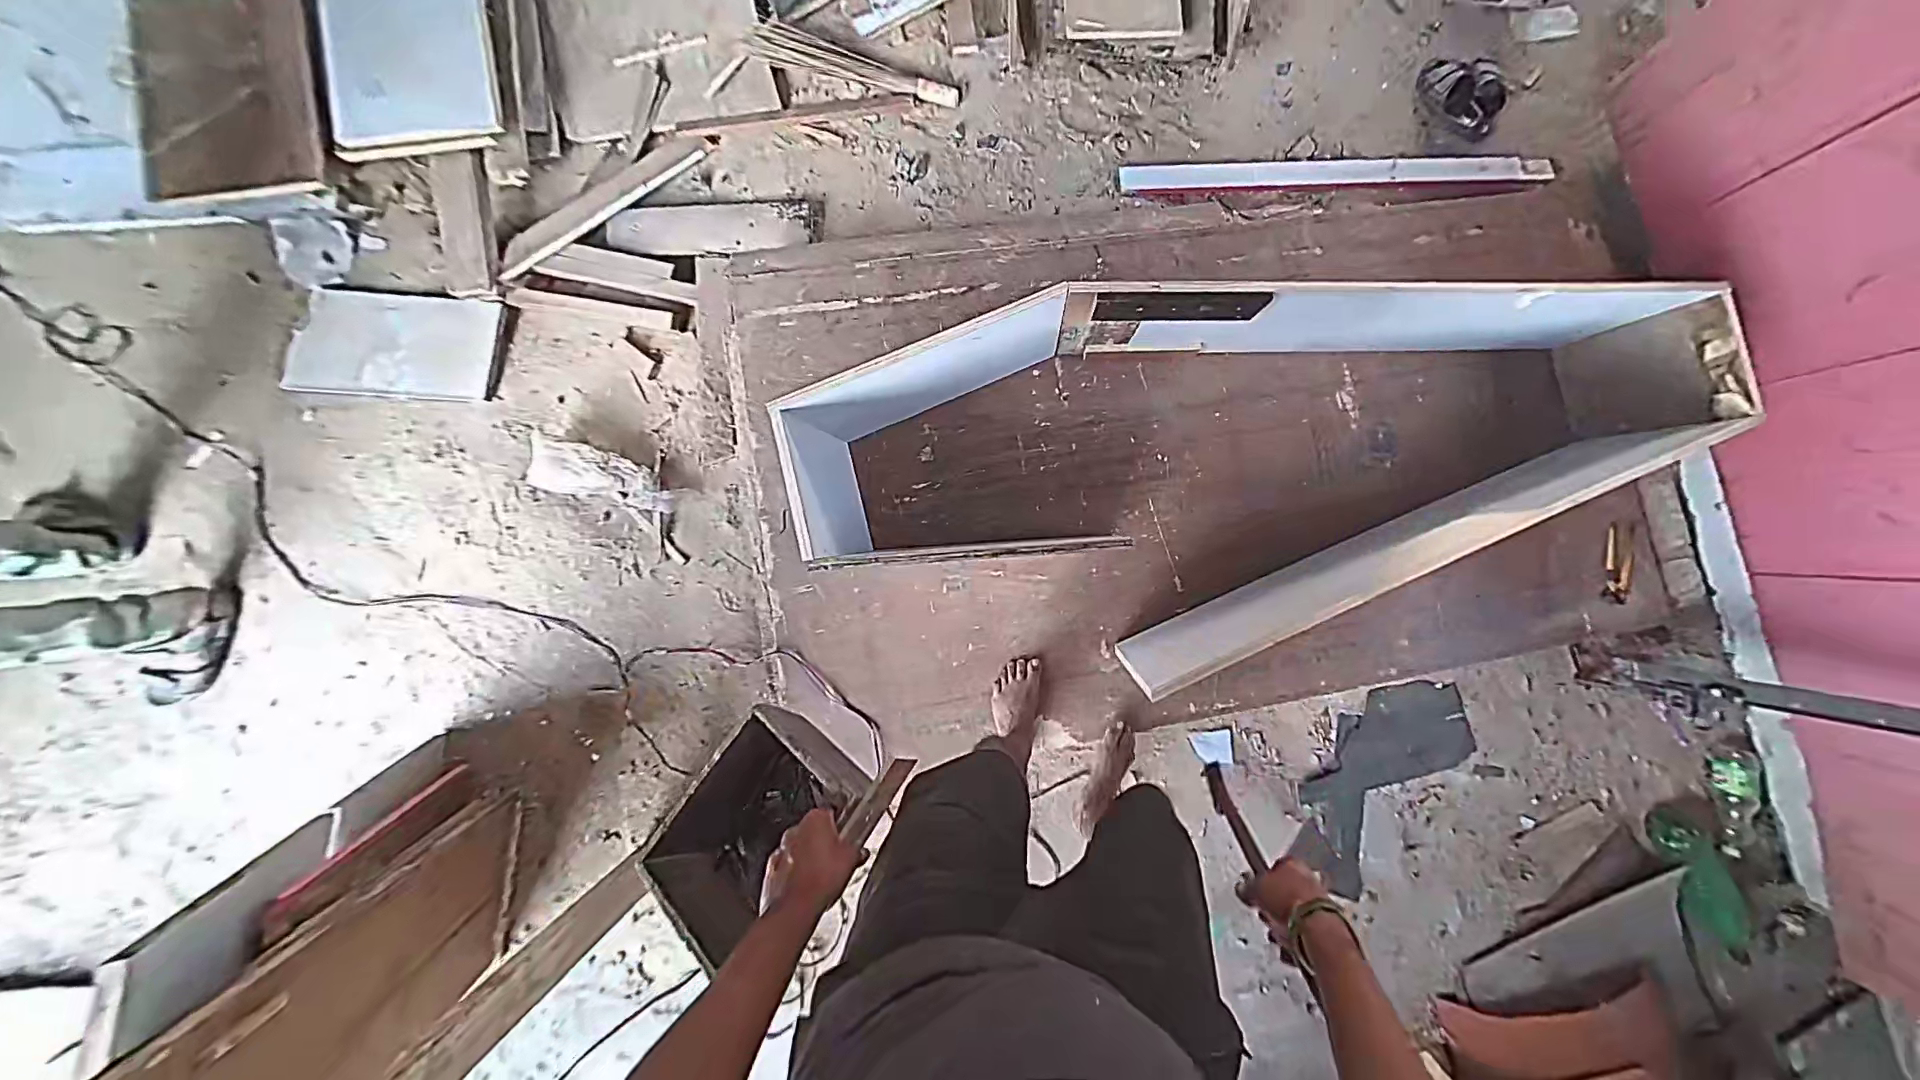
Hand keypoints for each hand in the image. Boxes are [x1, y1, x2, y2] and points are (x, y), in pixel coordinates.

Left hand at [762, 808, 862, 918]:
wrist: (797, 908)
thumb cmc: (822, 878)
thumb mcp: (850, 859)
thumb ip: (856, 850)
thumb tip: (859, 851)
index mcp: (815, 818)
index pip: (830, 813)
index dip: (840, 825)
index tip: (846, 835)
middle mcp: (795, 830)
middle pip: (813, 830)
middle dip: (823, 841)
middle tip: (837, 857)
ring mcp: (781, 849)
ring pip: (798, 847)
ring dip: (808, 856)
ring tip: (823, 875)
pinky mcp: (771, 870)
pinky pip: (787, 866)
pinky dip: (795, 872)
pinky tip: (807, 885)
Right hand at [1236, 857, 1329, 944]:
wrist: (1317, 931)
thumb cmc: (1287, 901)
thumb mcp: (1255, 889)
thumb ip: (1247, 887)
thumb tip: (1243, 889)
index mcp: (1293, 863)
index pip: (1274, 867)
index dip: (1262, 879)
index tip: (1254, 890)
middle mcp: (1311, 879)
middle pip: (1287, 891)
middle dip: (1274, 904)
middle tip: (1264, 912)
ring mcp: (1322, 904)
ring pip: (1295, 913)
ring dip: (1284, 923)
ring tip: (1276, 932)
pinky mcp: (1329, 928)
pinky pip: (1304, 931)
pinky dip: (1296, 938)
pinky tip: (1288, 944)